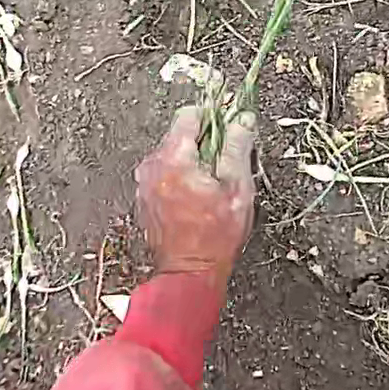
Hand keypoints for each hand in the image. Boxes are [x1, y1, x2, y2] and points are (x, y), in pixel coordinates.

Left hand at [132, 106, 256, 287]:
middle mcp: (152, 167)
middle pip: (181, 134)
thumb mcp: (237, 186)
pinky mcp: (146, 197)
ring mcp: (145, 183)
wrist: (189, 274)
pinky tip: (201, 193)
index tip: (230, 126)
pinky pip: (166, 171)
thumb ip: (238, 147)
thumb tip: (242, 119)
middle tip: (228, 161)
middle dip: (207, 140)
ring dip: (196, 158)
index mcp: (173, 159)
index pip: (189, 115)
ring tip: (216, 182)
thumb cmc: (215, 234)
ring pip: (174, 152)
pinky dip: (184, 174)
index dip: (214, 116)